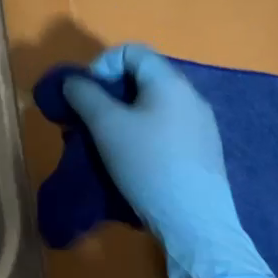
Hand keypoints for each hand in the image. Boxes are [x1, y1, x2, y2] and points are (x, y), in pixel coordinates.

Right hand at [63, 43, 277, 277]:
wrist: (197, 225)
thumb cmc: (148, 164)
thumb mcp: (105, 125)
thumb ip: (83, 94)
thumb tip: (74, 81)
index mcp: (170, 83)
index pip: (130, 51)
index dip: (102, 65)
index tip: (88, 94)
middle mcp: (191, 97)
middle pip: (141, 77)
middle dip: (109, 92)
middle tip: (90, 118)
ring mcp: (201, 126)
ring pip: (152, 104)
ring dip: (122, 114)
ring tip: (105, 140)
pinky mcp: (203, 151)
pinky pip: (165, 126)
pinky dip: (142, 131)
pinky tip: (132, 158)